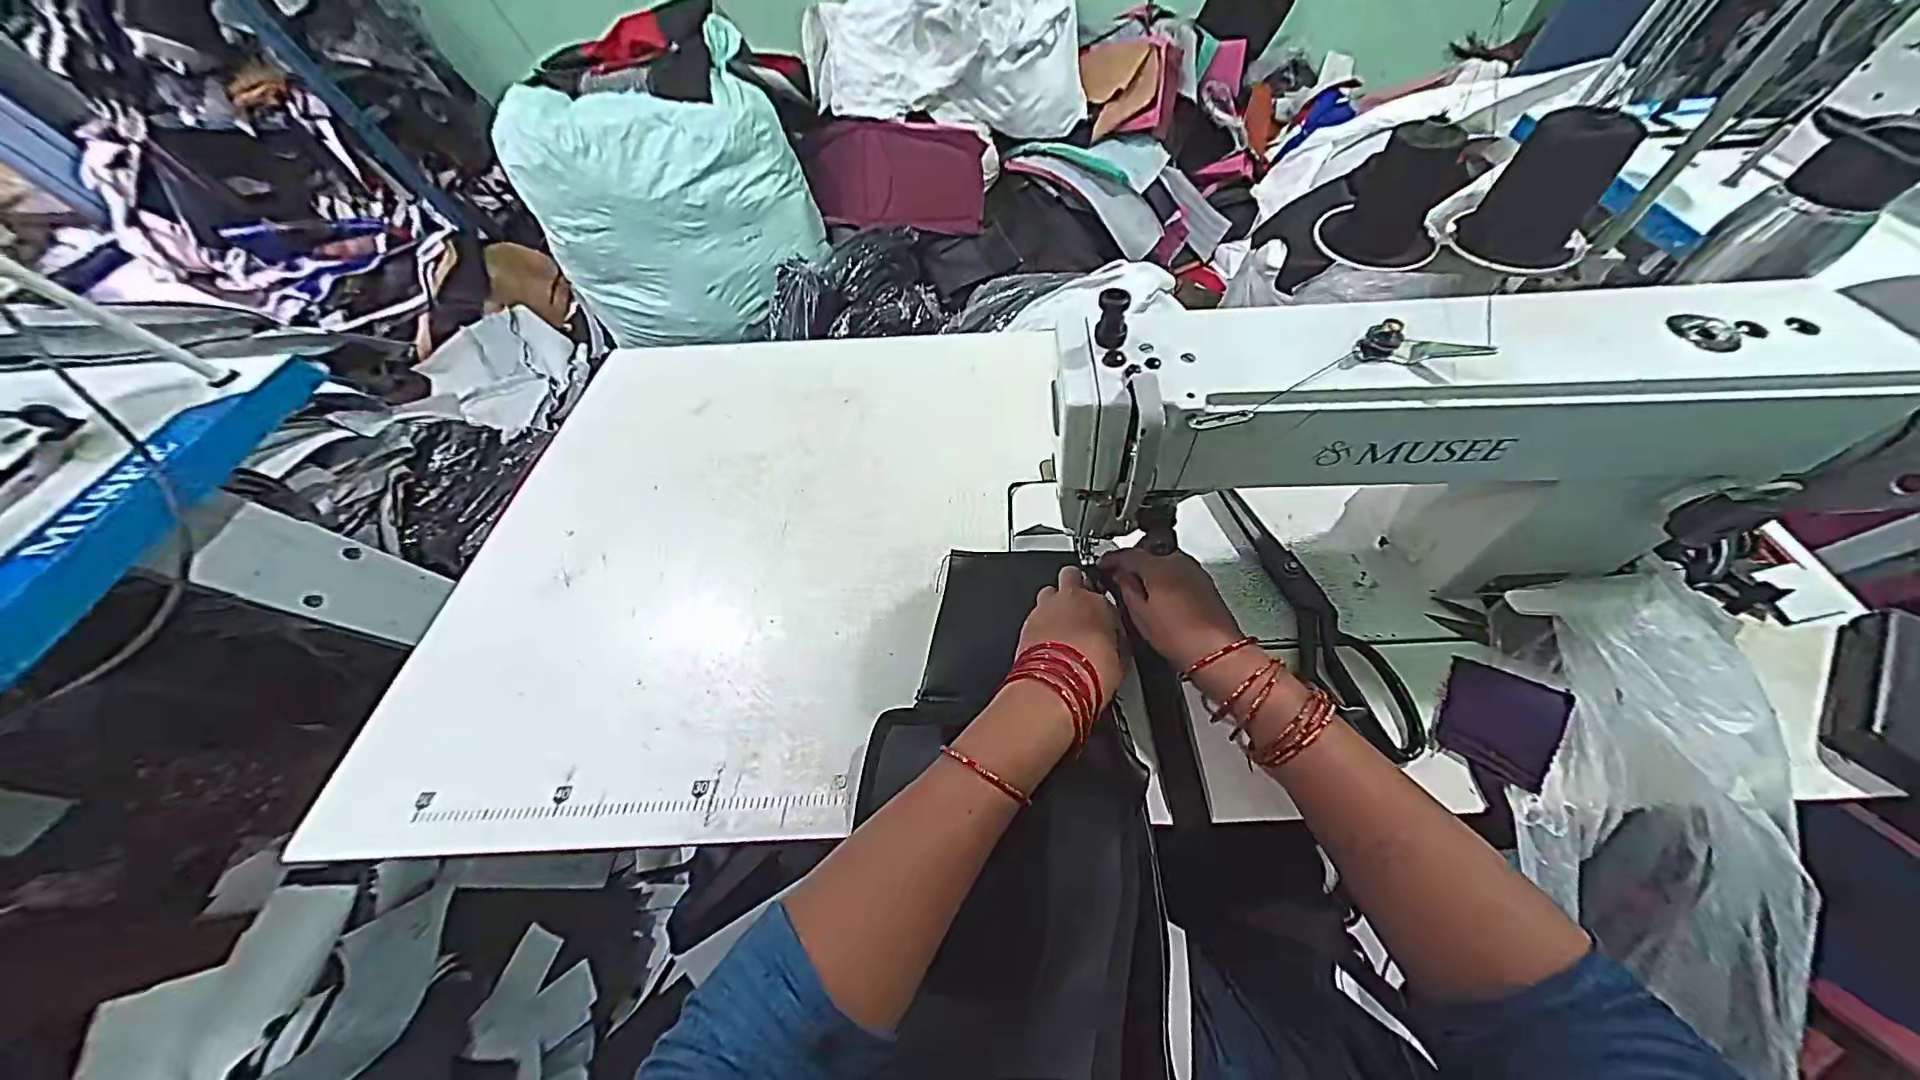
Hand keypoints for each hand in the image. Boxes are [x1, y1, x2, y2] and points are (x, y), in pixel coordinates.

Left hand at [1016, 565, 1124, 705]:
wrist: (1055, 683)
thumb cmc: (1089, 672)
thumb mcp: (1120, 660)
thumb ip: (1118, 641)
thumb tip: (1118, 645)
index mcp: (1099, 603)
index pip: (1102, 591)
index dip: (1101, 603)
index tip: (1102, 616)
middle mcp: (1071, 598)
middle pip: (1071, 575)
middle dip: (1074, 584)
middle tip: (1079, 606)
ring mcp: (1046, 607)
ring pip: (1049, 591)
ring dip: (1054, 602)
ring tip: (1060, 623)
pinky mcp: (1026, 622)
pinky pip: (1034, 612)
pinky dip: (1040, 622)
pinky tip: (1046, 639)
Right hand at [1100, 542, 1244, 670]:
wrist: (1216, 652)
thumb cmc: (1181, 637)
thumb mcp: (1139, 614)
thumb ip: (1125, 588)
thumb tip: (1120, 577)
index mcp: (1158, 565)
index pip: (1127, 553)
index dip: (1111, 559)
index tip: (1103, 565)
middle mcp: (1178, 561)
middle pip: (1148, 552)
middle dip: (1132, 563)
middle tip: (1119, 576)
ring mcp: (1194, 571)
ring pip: (1164, 561)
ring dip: (1150, 570)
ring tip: (1140, 591)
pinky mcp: (1204, 583)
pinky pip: (1178, 572)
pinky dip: (1165, 579)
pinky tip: (1160, 597)